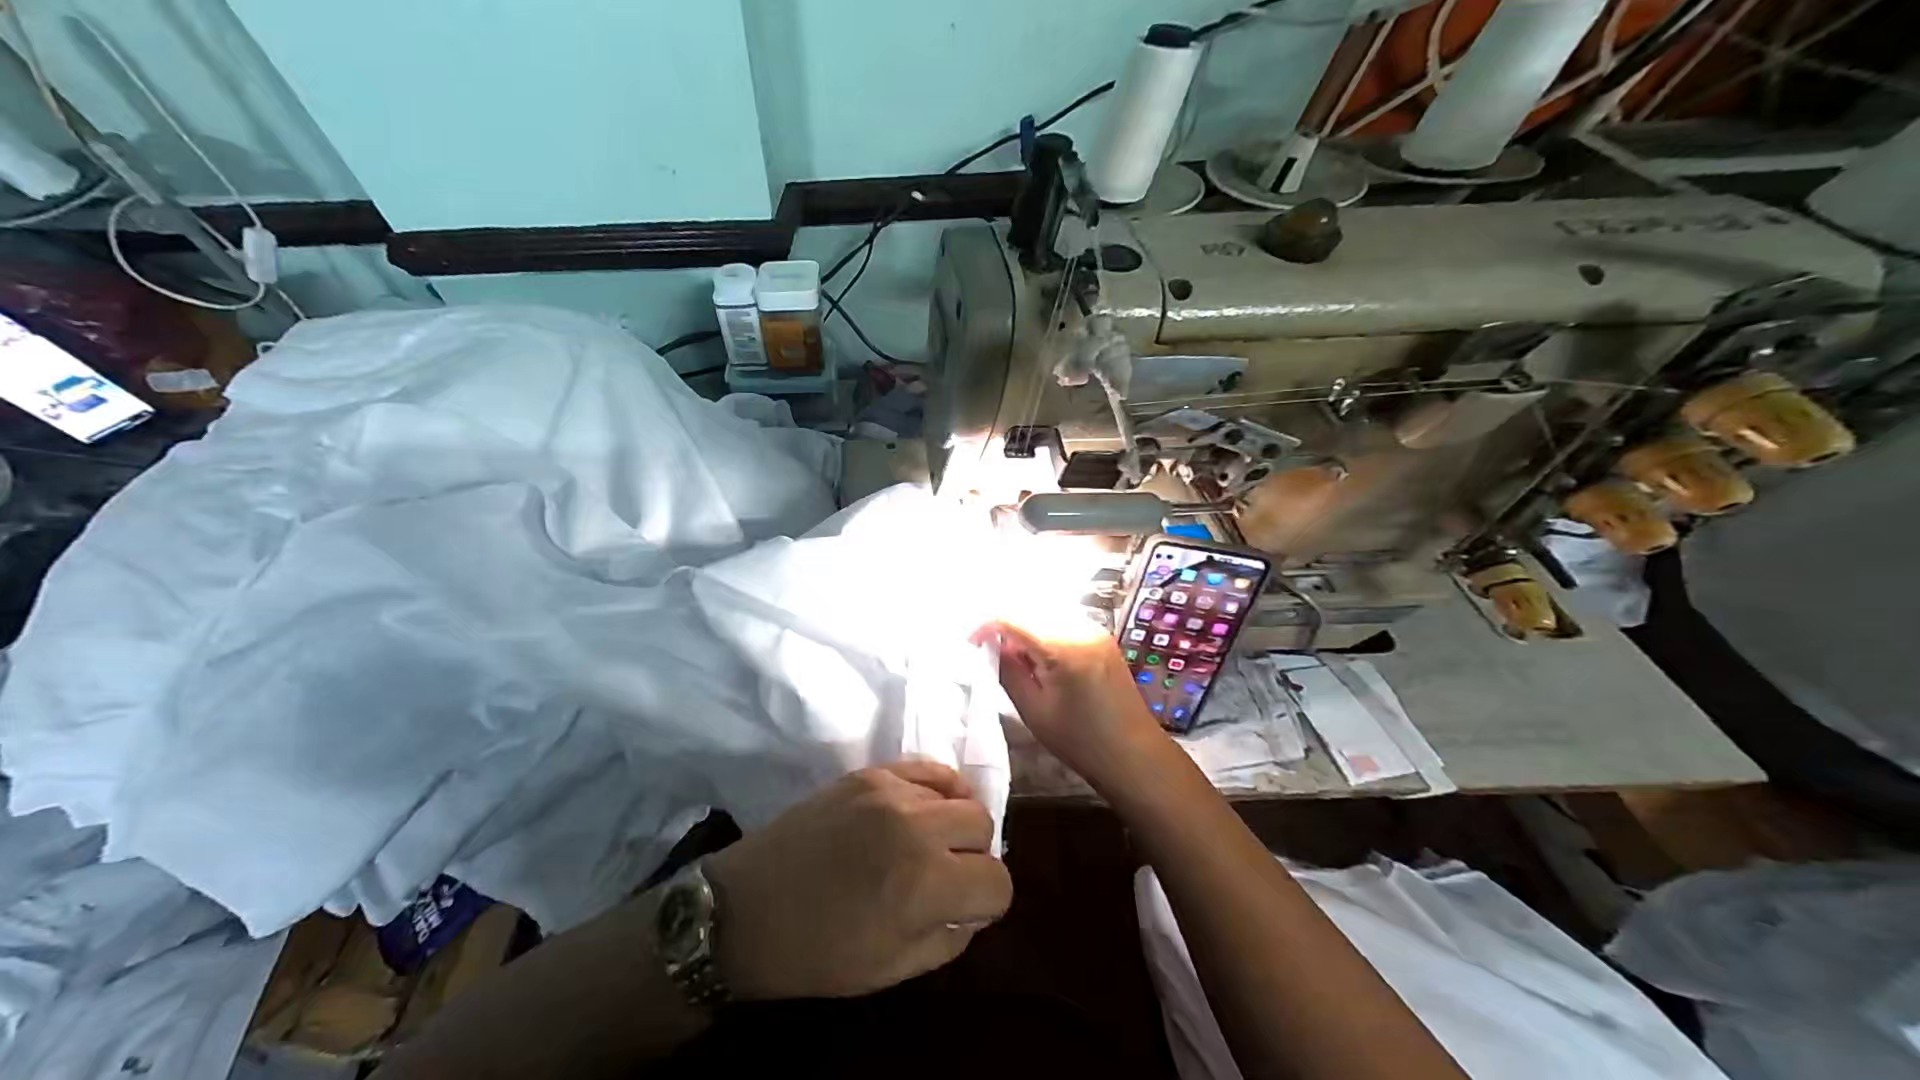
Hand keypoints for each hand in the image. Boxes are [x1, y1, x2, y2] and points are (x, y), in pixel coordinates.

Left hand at [703, 760, 1010, 999]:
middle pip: (984, 826)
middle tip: (947, 877)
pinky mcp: (869, 774)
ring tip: (929, 843)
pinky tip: (920, 811)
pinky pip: (927, 770)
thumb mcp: (892, 969)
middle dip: (975, 857)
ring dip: (955, 823)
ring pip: (960, 795)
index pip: (997, 882)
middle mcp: (918, 826)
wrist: (745, 909)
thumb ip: (950, 939)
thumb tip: (974, 909)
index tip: (969, 910)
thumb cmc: (817, 952)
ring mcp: (892, 791)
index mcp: (927, 884)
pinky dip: (935, 791)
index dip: (989, 903)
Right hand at [975, 618, 1172, 796]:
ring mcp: (1096, 630)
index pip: (1012, 618)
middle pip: (1031, 607)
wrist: (1133, 753)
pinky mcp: (1103, 637)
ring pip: (1048, 610)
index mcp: (1062, 648)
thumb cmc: (1080, 741)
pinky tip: (1040, 653)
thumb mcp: (1034, 710)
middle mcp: (1081, 628)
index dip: (986, 627)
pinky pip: (1065, 618)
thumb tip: (993, 645)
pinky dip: (1046, 627)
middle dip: (1007, 623)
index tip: (973, 644)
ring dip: (1026, 623)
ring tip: (1016, 654)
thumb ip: (1009, 671)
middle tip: (992, 649)